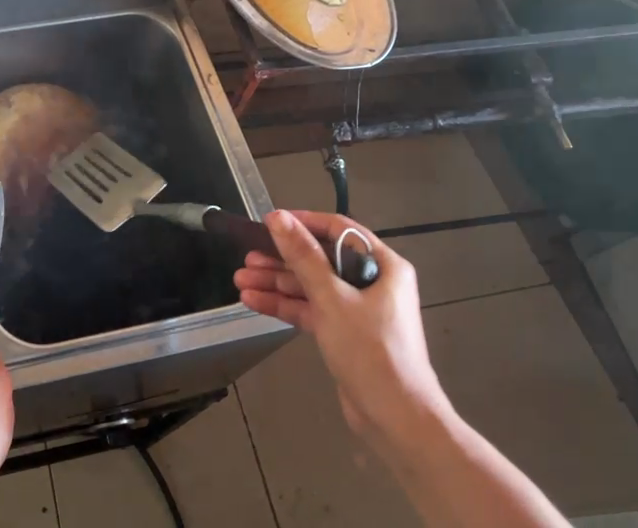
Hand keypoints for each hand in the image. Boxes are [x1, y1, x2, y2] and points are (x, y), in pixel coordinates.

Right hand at [234, 209, 448, 434]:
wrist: (397, 420)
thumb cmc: (371, 351)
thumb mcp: (332, 299)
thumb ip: (303, 257)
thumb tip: (277, 217)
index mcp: (384, 266)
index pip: (339, 230)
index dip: (303, 223)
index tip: (269, 223)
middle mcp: (373, 283)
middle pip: (320, 259)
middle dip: (282, 259)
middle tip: (247, 257)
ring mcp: (357, 310)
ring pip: (311, 286)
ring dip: (277, 283)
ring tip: (240, 279)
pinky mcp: (344, 334)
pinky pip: (311, 310)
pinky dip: (285, 306)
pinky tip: (253, 301)